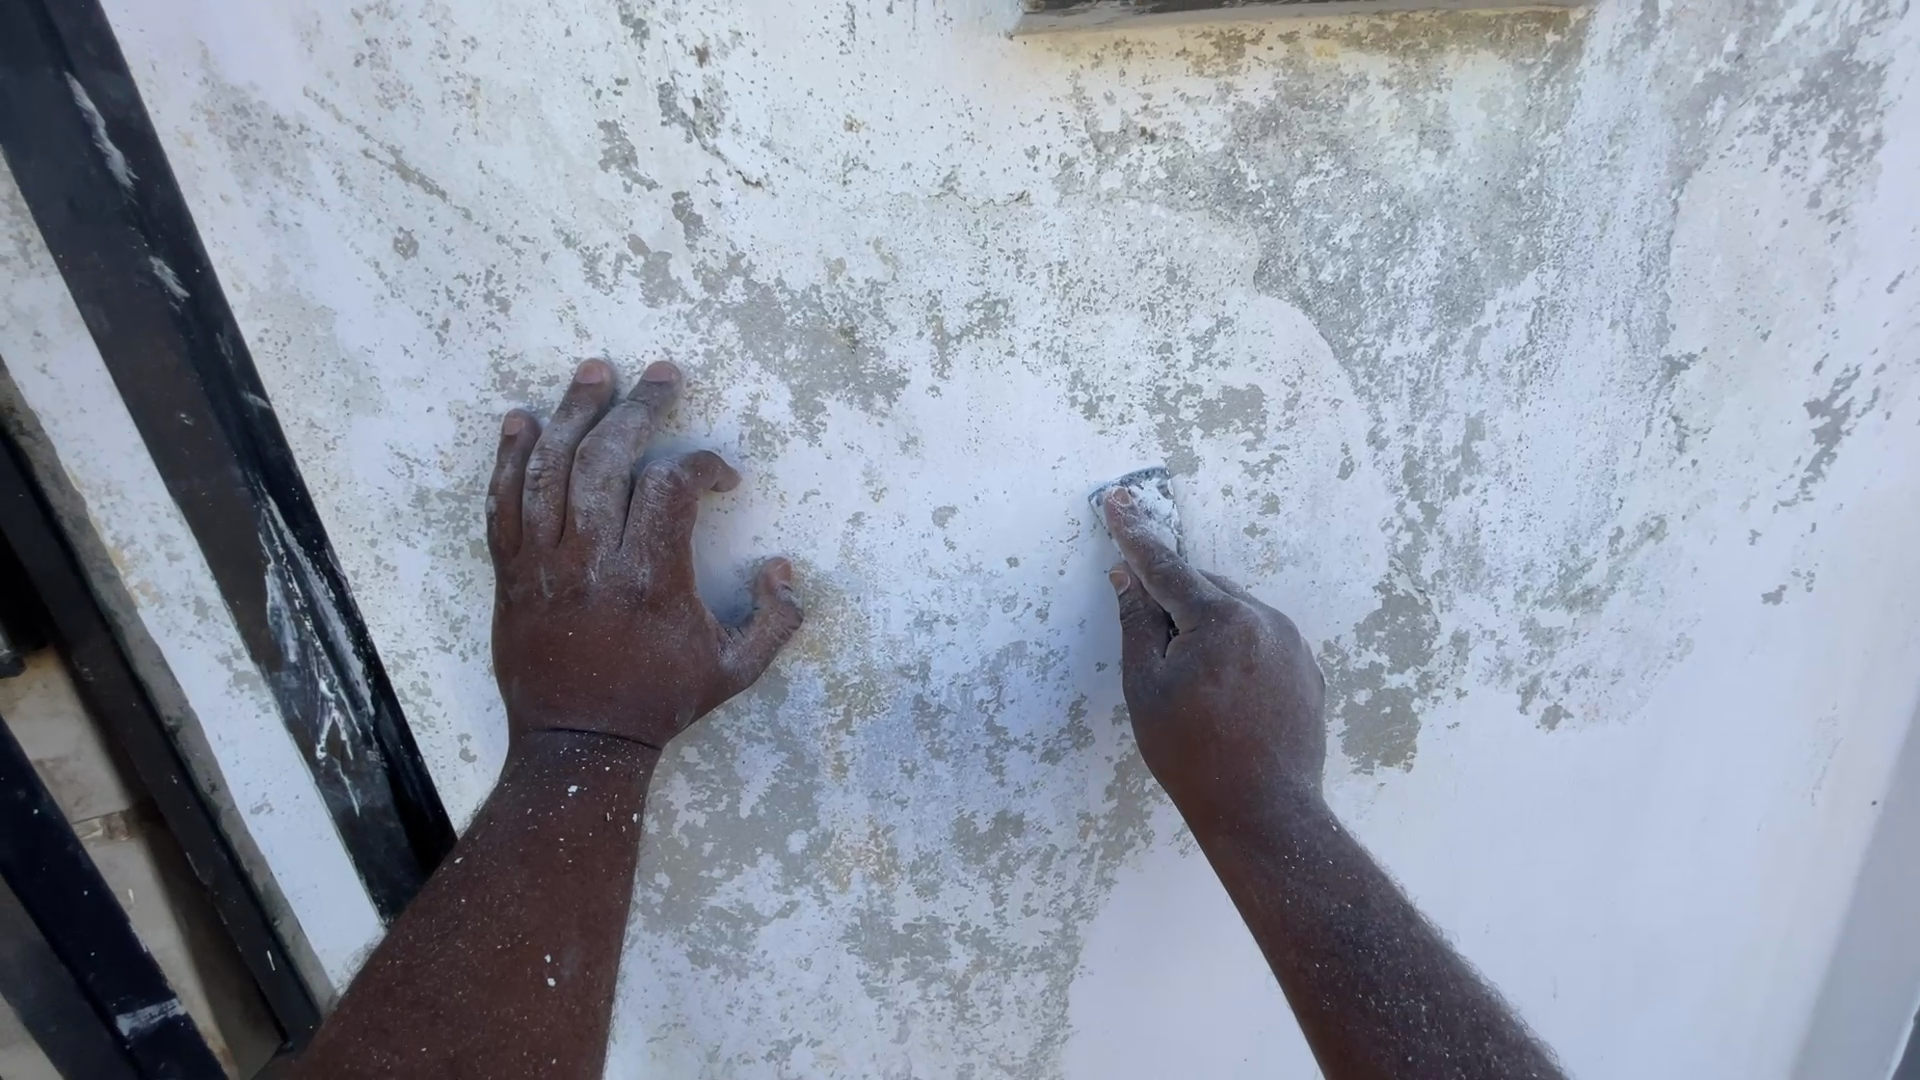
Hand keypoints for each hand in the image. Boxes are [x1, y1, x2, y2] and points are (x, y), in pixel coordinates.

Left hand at [487, 359, 802, 750]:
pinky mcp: (511, 574)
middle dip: (640, 409)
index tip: (724, 477)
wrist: (577, 745)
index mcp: (652, 580)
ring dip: (573, 413)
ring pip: (550, 470)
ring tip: (595, 372)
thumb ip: (776, 621)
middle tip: (662, 375)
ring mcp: (543, 565)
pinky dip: (509, 456)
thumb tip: (784, 568)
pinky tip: (521, 418)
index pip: (671, 487)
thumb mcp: (737, 671)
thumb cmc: (660, 702)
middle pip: (608, 461)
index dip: (703, 465)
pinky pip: (501, 503)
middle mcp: (593, 562)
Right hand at [1103, 490, 1326, 828]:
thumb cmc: (1191, 753)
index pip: (1166, 566)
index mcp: (1220, 619)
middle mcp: (1264, 618)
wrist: (1265, 813)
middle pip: (1203, 588)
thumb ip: (1138, 622)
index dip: (1134, 533)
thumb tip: (1128, 577)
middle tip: (1156, 650)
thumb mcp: (1146, 686)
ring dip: (1204, 625)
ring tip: (1193, 684)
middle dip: (1173, 601)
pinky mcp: (1307, 668)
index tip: (1117, 499)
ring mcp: (1292, 643)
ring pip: (1233, 612)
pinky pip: (1259, 637)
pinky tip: (1224, 692)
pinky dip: (1233, 646)